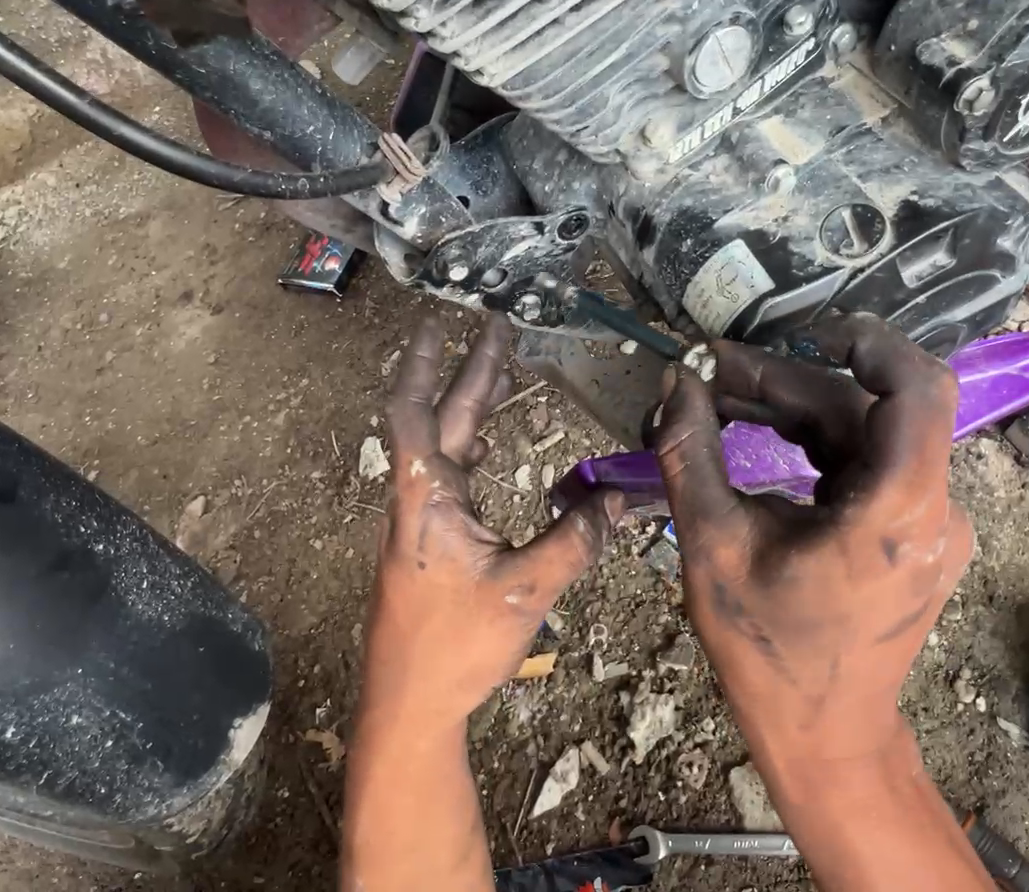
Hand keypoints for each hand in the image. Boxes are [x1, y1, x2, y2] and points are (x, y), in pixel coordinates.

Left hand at [357, 313, 623, 730]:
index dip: (425, 363)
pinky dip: (470, 451)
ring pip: (444, 447)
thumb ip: (575, 540)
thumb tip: (620, 500)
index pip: (417, 410)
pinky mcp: (427, 542)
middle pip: (441, 418)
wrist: (407, 703)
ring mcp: (419, 521)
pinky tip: (489, 452)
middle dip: (470, 374)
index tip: (439, 324)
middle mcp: (416, 499)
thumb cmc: (455, 646)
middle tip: (498, 332)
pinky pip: (449, 478)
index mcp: (426, 496)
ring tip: (501, 376)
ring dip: (469, 408)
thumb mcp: (525, 590)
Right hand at [653, 313, 972, 760]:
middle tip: (705, 373)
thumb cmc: (769, 653)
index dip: (871, 343)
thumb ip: (691, 455)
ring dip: (788, 409)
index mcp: (897, 513)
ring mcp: (926, 522)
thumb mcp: (713, 548)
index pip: (919, 392)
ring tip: (714, 398)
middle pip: (864, 408)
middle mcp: (930, 509)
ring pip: (860, 431)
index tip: (804, 332)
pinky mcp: (908, 531)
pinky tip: (752, 432)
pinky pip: (860, 462)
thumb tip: (678, 383)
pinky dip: (808, 442)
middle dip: (782, 383)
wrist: (824, 733)